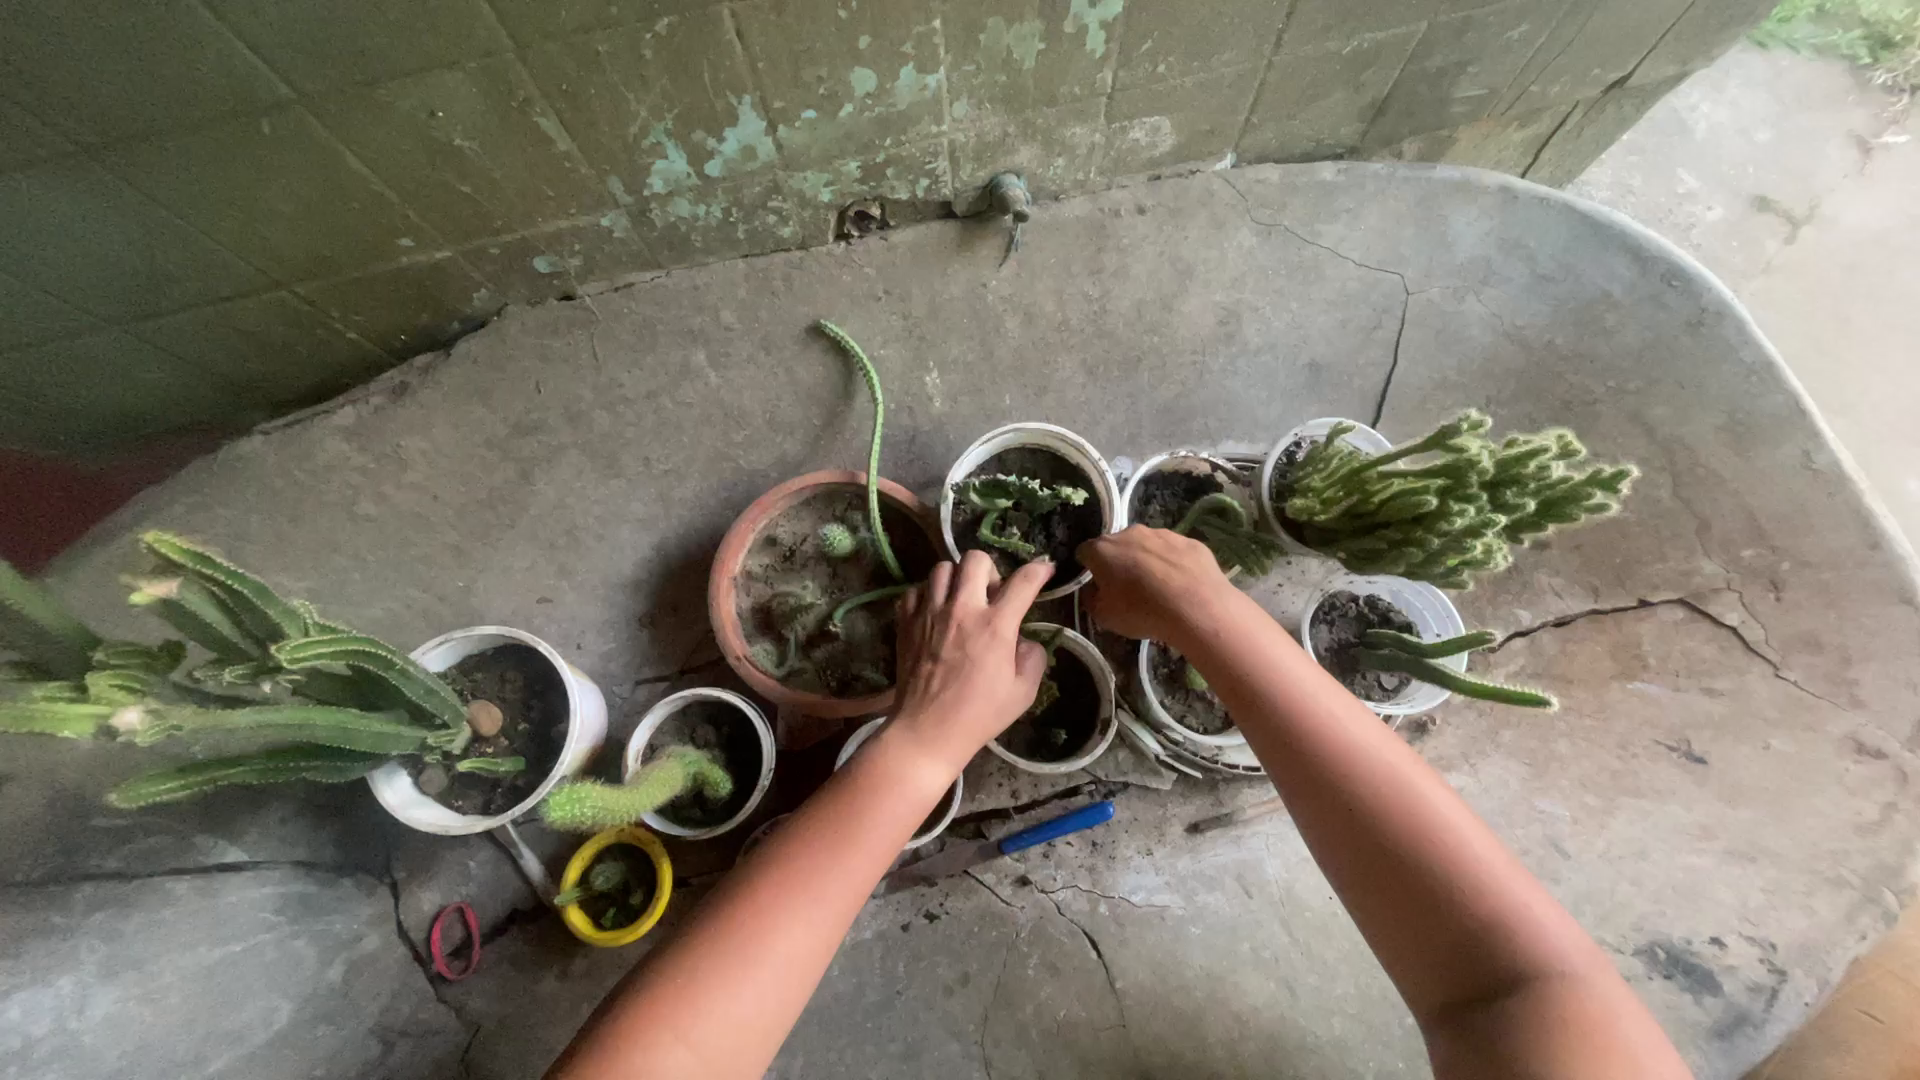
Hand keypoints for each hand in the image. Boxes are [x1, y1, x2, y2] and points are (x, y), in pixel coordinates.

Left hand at [886, 550, 1054, 774]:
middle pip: (975, 559)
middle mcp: (962, 609)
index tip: (1045, 568)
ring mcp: (929, 613)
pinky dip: (927, 595)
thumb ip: (1032, 658)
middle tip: (991, 594)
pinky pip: (915, 591)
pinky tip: (934, 613)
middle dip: (990, 570)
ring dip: (956, 579)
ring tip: (960, 600)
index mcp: (995, 626)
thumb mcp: (1023, 692)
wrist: (928, 730)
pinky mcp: (906, 622)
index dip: (1039, 570)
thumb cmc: (979, 715)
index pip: (1023, 582)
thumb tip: (1023, 639)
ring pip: (942, 568)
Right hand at [1078, 525, 1237, 643]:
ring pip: (1147, 545)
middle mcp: (1130, 533)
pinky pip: (1174, 552)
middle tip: (1128, 589)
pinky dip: (1173, 564)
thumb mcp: (1103, 616)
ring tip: (1159, 589)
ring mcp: (1162, 534)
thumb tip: (1093, 589)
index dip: (1088, 569)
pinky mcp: (1189, 541)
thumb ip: (1091, 598)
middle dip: (1118, 563)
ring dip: (1147, 561)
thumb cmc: (1142, 612)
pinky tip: (1181, 585)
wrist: (1197, 608)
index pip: (1084, 553)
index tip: (1097, 586)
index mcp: (1102, 549)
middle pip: (1117, 546)